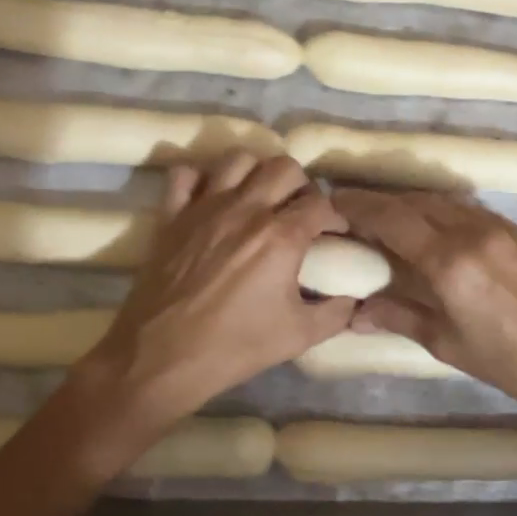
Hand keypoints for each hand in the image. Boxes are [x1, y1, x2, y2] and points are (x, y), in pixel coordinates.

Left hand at [73, 153, 355, 433]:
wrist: (162, 356)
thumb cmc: (234, 347)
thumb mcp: (298, 337)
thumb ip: (335, 314)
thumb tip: (353, 300)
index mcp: (281, 237)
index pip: (320, 204)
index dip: (335, 216)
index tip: (334, 233)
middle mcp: (246, 210)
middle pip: (284, 167)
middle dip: (300, 185)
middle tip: (299, 212)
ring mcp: (204, 207)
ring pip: (238, 159)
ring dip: (256, 173)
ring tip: (259, 198)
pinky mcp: (171, 215)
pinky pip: (186, 174)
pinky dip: (201, 179)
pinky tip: (211, 199)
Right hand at [330, 189, 516, 419]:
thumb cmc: (510, 364)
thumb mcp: (447, 344)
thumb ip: (399, 317)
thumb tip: (355, 311)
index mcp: (450, 262)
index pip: (392, 219)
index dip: (358, 208)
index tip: (332, 204)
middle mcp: (474, 232)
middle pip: (416, 203)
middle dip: (381, 203)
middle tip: (353, 211)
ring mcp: (503, 227)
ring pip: (445, 203)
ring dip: (412, 205)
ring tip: (390, 219)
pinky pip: (472, 211)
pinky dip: (443, 213)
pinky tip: (436, 231)